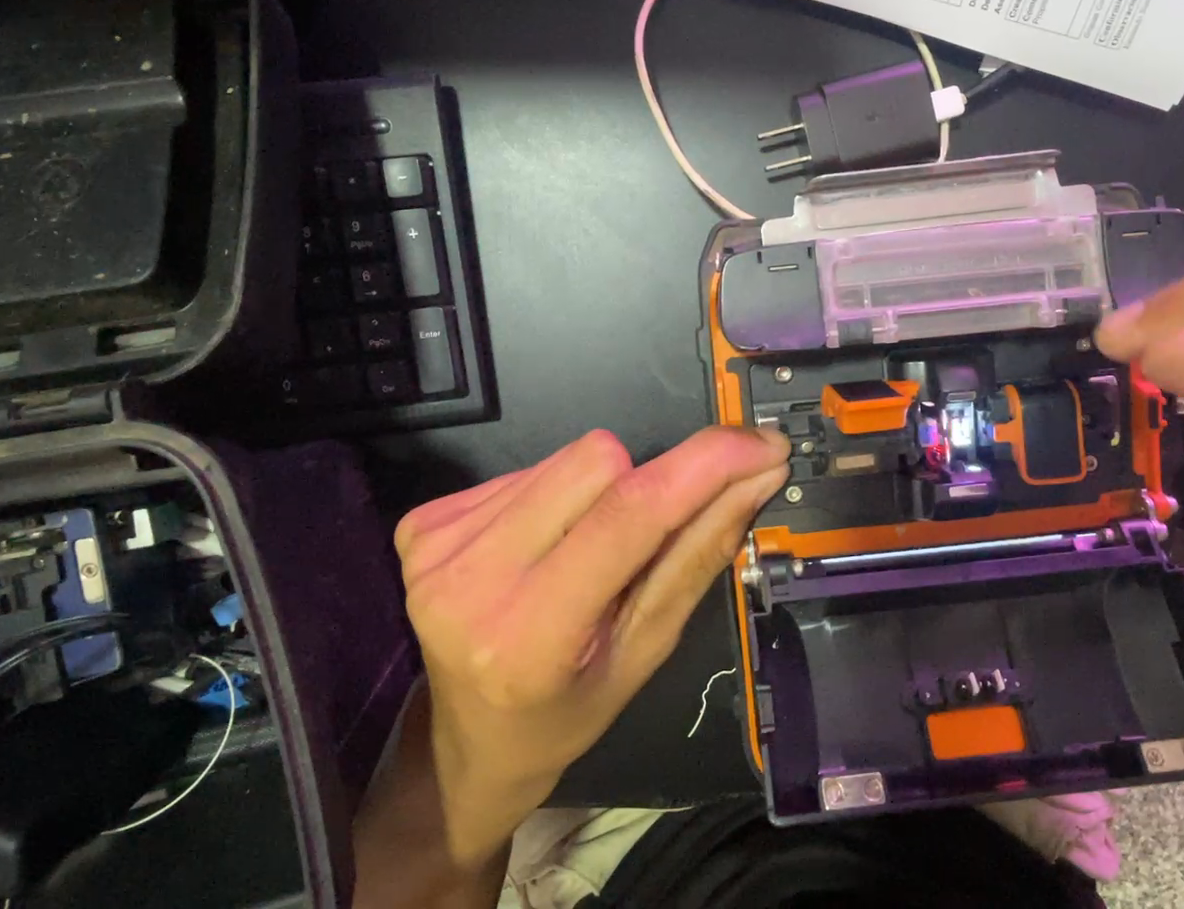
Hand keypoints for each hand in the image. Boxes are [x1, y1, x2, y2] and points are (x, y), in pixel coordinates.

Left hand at [393, 426, 787, 867]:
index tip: (760, 444)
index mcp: (531, 633)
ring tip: (584, 551)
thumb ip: (699, 556)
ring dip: (596, 492)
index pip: (630, 515)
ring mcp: (436, 546)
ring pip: (564, 457)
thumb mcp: (646, 650)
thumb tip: (754, 477)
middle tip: (641, 541)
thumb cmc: (567, 711)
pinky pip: (525, 470)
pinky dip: (555, 500)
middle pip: (598, 459)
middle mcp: (469, 579)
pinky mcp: (422, 522)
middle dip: (642, 485)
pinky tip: (543, 549)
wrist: (467, 738)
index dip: (704, 466)